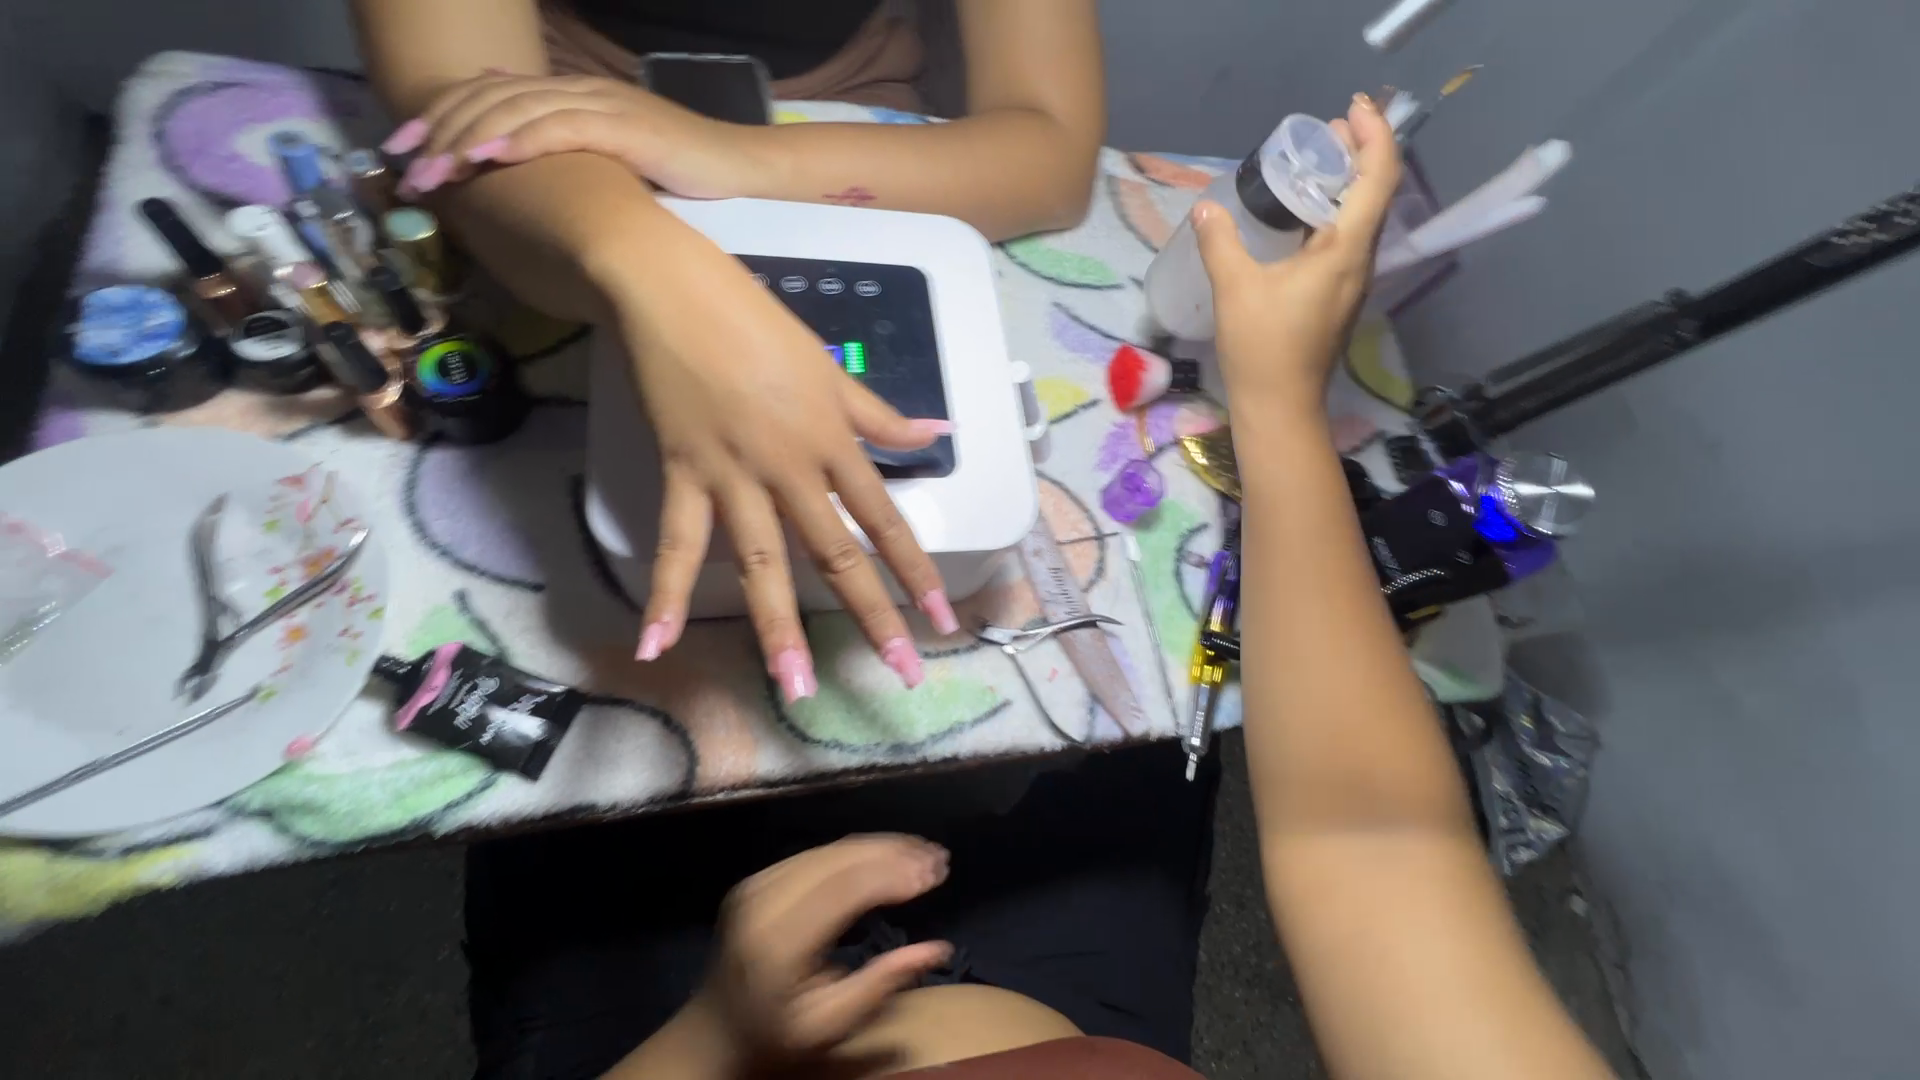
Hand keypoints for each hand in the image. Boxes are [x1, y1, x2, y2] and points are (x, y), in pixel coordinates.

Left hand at [381, 72, 771, 198]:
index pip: (494, 96)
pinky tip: (485, 159)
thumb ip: (574, 146)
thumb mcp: (618, 154)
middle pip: (492, 99)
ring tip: (430, 172)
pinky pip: (558, 129)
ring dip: (466, 141)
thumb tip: (527, 150)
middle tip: (402, 166)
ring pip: (515, 112)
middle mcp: (579, 89)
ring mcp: (600, 105)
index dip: (446, 119)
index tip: (408, 150)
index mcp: (574, 94)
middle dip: (440, 130)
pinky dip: (518, 142)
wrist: (737, 164)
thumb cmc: (683, 169)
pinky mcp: (622, 127)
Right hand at [608, 234, 959, 698]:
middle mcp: (792, 470)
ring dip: (779, 628)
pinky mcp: (683, 475)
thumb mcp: (832, 369)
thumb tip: (936, 437)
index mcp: (834, 443)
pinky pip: (676, 542)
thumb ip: (881, 416)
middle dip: (872, 615)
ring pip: (762, 563)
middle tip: (901, 672)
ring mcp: (735, 478)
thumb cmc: (761, 326)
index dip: (917, 573)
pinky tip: (654, 648)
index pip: (886, 520)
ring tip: (797, 687)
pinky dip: (663, 594)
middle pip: (837, 553)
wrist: (676, 291)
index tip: (942, 622)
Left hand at [696, 835, 952, 1065]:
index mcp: (777, 942)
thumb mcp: (830, 1026)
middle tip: (939, 859)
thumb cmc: (776, 1035)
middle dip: (894, 853)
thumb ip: (881, 986)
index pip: (844, 889)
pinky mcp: (759, 877)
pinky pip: (818, 852)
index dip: (892, 874)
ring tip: (924, 853)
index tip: (935, 875)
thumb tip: (938, 948)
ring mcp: (757, 883)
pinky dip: (858, 850)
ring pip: (830, 849)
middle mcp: (763, 901)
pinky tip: (888, 854)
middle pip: (839, 859)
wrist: (713, 1030)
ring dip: (881, 846)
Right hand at [1194, 93, 1402, 414]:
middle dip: (1359, 153)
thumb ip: (1221, 243)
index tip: (1352, 108)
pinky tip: (1303, 217)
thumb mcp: (1235, 289)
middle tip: (1328, 130)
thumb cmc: (1262, 348)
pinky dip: (1333, 214)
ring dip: (1347, 184)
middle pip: (1376, 192)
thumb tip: (1206, 208)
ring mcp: (1352, 282)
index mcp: (1344, 250)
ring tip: (1316, 164)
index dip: (1373, 135)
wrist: (1280, 407)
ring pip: (1363, 217)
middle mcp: (1360, 261)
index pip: (1378, 176)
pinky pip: (1347, 241)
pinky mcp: (1338, 298)